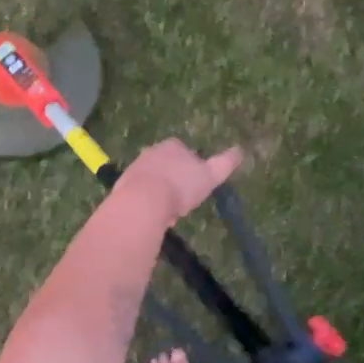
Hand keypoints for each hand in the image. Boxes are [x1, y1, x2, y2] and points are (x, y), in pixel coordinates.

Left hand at [114, 139, 243, 223]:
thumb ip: (225, 163)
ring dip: (161, 194)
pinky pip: (139, 193)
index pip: (184, 151)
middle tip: (183, 200)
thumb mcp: (209, 175)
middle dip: (174, 181)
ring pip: (152, 180)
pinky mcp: (122, 185)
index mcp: (172, 146)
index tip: (196, 185)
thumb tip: (240, 150)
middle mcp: (150, 152)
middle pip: (166, 165)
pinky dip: (147, 203)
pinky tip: (154, 216)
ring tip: (170, 213)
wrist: (143, 201)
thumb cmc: (180, 186)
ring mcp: (134, 168)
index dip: (192, 168)